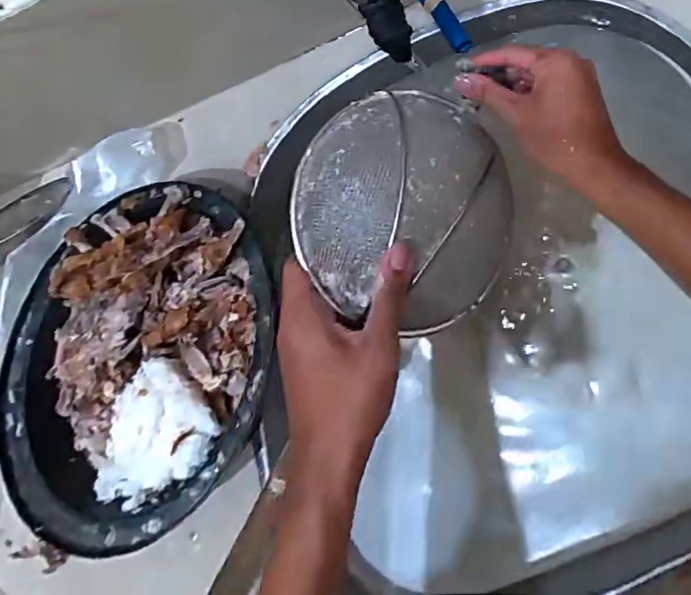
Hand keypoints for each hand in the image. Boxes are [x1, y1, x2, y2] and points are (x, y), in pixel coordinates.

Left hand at [277, 244, 411, 493]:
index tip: (348, 229)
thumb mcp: (377, 346)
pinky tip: (367, 310)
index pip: (297, 263)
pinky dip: (340, 311)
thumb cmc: (350, 400)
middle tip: (370, 244)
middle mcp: (291, 327)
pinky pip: (319, 323)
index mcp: (299, 316)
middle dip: (336, 264)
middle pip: (307, 282)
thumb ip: (389, 297)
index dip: (318, 244)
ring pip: (315, 304)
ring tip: (374, 270)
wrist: (330, 462)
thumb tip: (400, 250)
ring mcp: (296, 347)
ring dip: (340, 289)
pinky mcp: (307, 362)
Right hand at [455, 45, 633, 189]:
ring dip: (516, 82)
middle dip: (501, 72)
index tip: (465, 68)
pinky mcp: (584, 89)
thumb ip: (488, 92)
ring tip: (490, 94)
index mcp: (556, 60)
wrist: (595, 165)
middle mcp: (571, 60)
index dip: (486, 60)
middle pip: (527, 59)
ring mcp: (580, 74)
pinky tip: (516, 101)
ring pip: (540, 71)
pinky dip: (533, 88)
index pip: (513, 53)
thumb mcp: (516, 113)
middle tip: (474, 84)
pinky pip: (552, 81)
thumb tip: (461, 80)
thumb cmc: (554, 138)